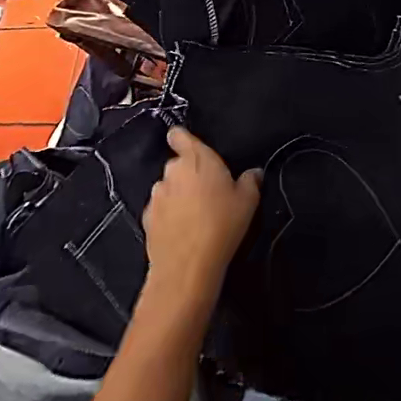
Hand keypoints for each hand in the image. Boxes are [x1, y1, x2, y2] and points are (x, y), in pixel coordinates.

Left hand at [142, 126, 261, 305]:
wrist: (188, 265)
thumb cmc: (223, 223)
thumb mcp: (249, 201)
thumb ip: (250, 181)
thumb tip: (253, 172)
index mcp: (197, 159)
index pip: (179, 136)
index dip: (183, 139)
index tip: (192, 149)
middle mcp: (172, 171)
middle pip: (178, 165)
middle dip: (189, 174)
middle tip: (208, 193)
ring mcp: (156, 195)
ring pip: (168, 188)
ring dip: (178, 195)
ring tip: (194, 215)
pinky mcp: (147, 218)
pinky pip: (161, 209)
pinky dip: (169, 215)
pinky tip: (182, 230)